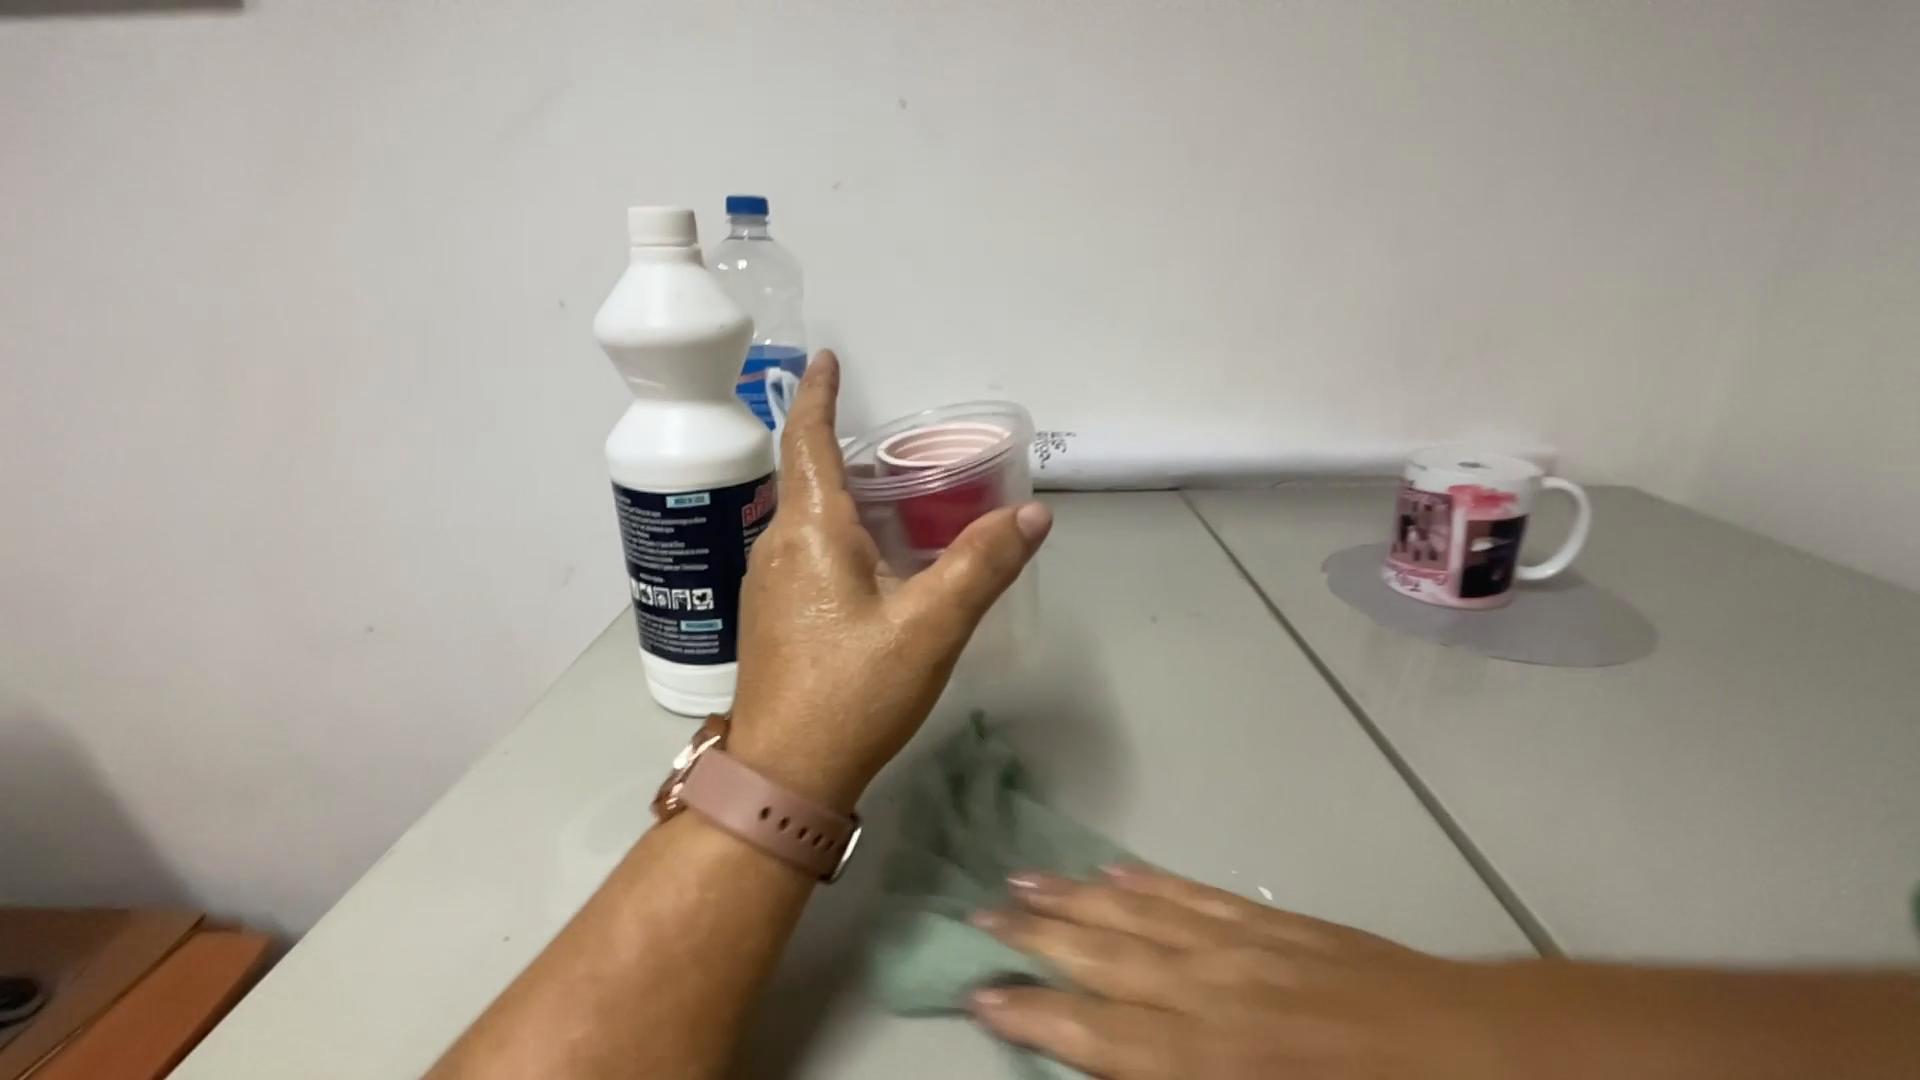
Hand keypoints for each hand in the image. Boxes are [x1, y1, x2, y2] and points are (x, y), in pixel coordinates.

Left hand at [729, 351, 1052, 809]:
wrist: (785, 774)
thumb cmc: (855, 692)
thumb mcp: (931, 625)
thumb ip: (983, 564)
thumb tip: (1034, 512)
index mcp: (811, 531)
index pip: (806, 439)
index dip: (817, 394)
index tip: (825, 359)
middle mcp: (778, 547)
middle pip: (806, 477)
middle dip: (842, 446)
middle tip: (895, 441)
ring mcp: (768, 585)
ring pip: (806, 518)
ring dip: (841, 492)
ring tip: (890, 492)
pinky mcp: (774, 618)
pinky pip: (805, 552)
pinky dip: (838, 532)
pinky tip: (870, 560)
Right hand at [968, 865, 1523, 1078]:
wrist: (1468, 1050)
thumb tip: (1125, 1063)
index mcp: (1211, 1060)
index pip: (1101, 1035)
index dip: (1036, 1016)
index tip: (980, 995)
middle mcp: (1209, 992)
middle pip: (1103, 958)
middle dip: (1035, 939)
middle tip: (977, 916)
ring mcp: (1236, 945)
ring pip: (1135, 914)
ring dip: (1074, 898)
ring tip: (1020, 879)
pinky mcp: (1267, 920)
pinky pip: (1189, 894)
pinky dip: (1143, 882)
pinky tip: (1111, 869)